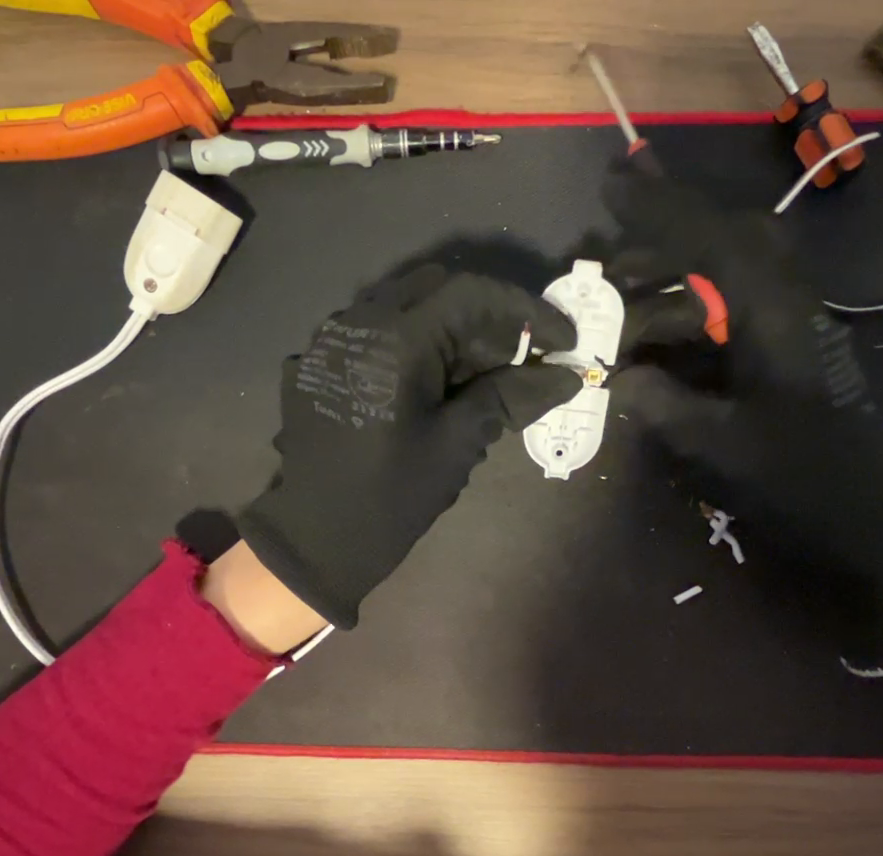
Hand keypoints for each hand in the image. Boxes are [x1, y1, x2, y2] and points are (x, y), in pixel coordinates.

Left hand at [238, 265, 581, 629]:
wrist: (316, 539)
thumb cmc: (391, 496)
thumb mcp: (457, 444)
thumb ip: (510, 396)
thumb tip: (566, 376)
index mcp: (394, 339)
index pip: (472, 294)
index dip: (526, 311)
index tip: (563, 341)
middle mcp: (357, 323)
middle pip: (436, 290)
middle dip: (487, 316)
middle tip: (520, 356)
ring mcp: (329, 341)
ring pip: (401, 307)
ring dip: (447, 329)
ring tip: (477, 374)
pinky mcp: (316, 365)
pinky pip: (371, 334)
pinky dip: (409, 346)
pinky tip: (427, 385)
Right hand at [604, 167, 882, 674]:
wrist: (881, 521)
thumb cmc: (803, 484)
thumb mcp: (719, 449)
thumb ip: (663, 405)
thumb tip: (621, 376)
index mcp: (773, 317)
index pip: (712, 240)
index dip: (659, 210)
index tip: (612, 182)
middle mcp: (790, 307)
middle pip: (733, 241)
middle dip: (671, 237)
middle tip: (615, 263)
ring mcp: (798, 328)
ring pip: (740, 272)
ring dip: (683, 276)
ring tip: (629, 300)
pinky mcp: (798, 353)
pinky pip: (744, 307)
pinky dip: (700, 308)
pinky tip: (670, 339)